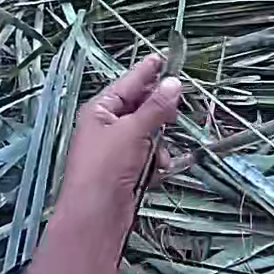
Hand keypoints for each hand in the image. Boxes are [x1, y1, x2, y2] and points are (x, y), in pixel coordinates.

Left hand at [57, 54, 182, 222]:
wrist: (95, 217)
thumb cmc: (107, 167)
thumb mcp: (134, 131)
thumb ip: (156, 107)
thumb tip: (174, 83)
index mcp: (100, 110)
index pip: (128, 84)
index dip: (147, 72)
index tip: (164, 57)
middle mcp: (106, 126)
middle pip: (140, 108)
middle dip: (159, 111)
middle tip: (177, 106)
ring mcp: (116, 149)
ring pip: (148, 133)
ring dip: (159, 141)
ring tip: (161, 152)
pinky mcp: (126, 170)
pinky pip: (148, 156)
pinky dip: (156, 161)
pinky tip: (159, 170)